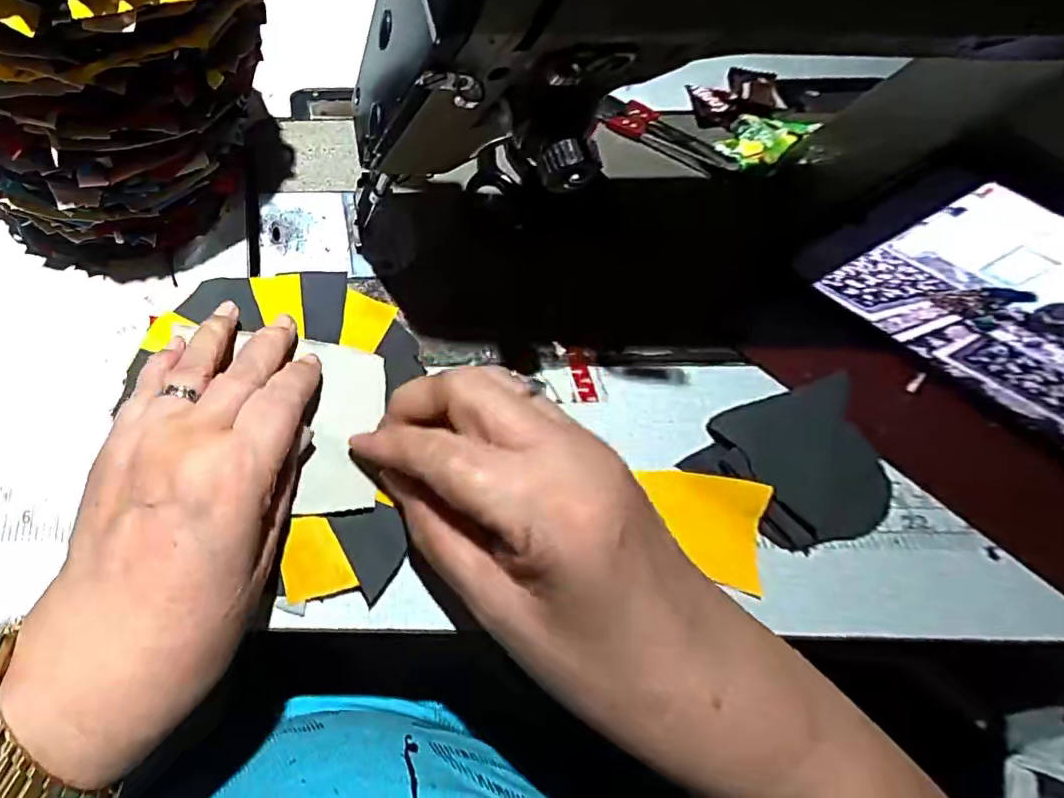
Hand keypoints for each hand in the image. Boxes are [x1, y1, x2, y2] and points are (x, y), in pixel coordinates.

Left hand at [0, 302, 319, 788]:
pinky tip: (174, 347)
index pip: (281, 402)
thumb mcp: (258, 567)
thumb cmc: (193, 629)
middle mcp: (193, 438)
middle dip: (266, 345)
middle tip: (283, 322)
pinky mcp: (113, 445)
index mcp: (237, 471)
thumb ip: (277, 492)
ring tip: (230, 310)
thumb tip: (294, 442)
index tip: (312, 362)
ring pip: (189, 368)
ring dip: (213, 336)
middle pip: (240, 375)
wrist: (94, 654)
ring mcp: (147, 436)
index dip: (300, 378)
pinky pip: (142, 390)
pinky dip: (161, 363)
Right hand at [351, 367, 940, 797]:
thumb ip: (439, 537)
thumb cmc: (600, 671)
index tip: (354, 443)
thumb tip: (397, 481)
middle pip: (471, 387)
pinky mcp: (596, 448)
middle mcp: (567, 451)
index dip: (390, 443)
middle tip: (386, 437)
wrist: (710, 678)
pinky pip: (524, 404)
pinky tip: (465, 444)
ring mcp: (587, 442)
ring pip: (498, 384)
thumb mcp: (502, 616)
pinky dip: (482, 409)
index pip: (442, 449)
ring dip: (450, 399)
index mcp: (543, 503)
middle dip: (417, 400)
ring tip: (418, 437)